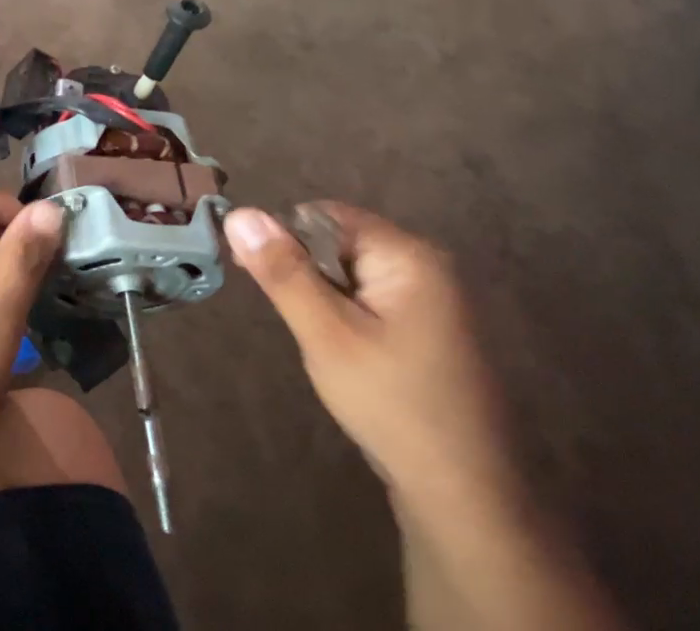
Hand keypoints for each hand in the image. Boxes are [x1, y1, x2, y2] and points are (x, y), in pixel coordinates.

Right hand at [224, 203, 513, 504]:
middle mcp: (424, 265)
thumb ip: (282, 272)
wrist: (460, 487)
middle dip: (305, 273)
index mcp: (407, 255)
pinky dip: (344, 316)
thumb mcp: (325, 334)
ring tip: (321, 342)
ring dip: (323, 298)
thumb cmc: (390, 402)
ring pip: (349, 273)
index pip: (324, 215)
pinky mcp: (426, 326)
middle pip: (338, 242)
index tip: (258, 277)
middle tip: (298, 322)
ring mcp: (430, 297)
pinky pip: (368, 298)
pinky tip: (343, 354)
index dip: (283, 239)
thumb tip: (239, 212)